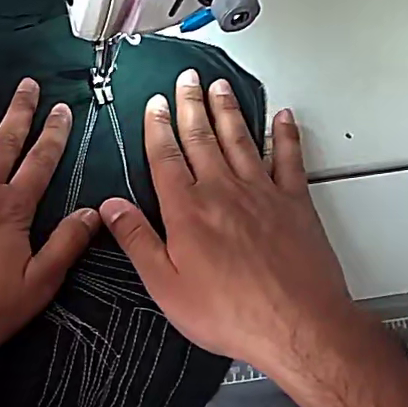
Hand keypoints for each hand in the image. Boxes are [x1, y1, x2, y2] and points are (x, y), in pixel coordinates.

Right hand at [99, 69, 373, 381]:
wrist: (296, 326)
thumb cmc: (227, 311)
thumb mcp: (163, 283)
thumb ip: (136, 239)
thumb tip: (111, 207)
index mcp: (187, 211)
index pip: (166, 157)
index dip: (157, 127)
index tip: (154, 104)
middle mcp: (224, 192)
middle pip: (202, 139)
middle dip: (190, 106)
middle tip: (186, 80)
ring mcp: (262, 194)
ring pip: (240, 140)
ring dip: (228, 111)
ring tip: (219, 88)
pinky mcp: (295, 204)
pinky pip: (289, 158)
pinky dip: (285, 135)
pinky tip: (281, 119)